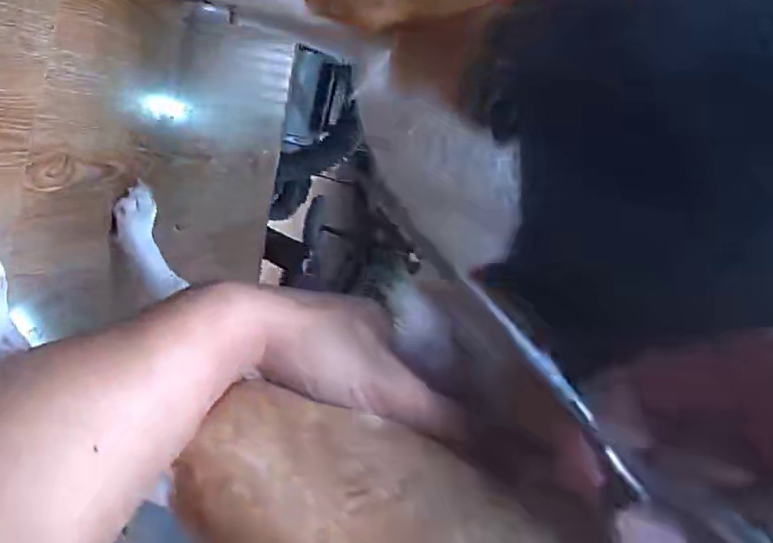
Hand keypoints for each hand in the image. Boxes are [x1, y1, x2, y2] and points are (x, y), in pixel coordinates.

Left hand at [228, 284, 465, 440]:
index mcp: (385, 316)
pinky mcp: (290, 346)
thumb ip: (456, 421)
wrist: (240, 327)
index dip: (464, 392)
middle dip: (423, 399)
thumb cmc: (321, 351)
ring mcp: (319, 329)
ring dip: (383, 402)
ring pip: (366, 371)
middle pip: (402, 364)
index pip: (441, 356)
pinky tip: (357, 426)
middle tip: (448, 449)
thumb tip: (531, 456)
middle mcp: (354, 317)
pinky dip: (350, 400)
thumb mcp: (396, 391)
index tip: (485, 433)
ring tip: (409, 447)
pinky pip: (334, 377)